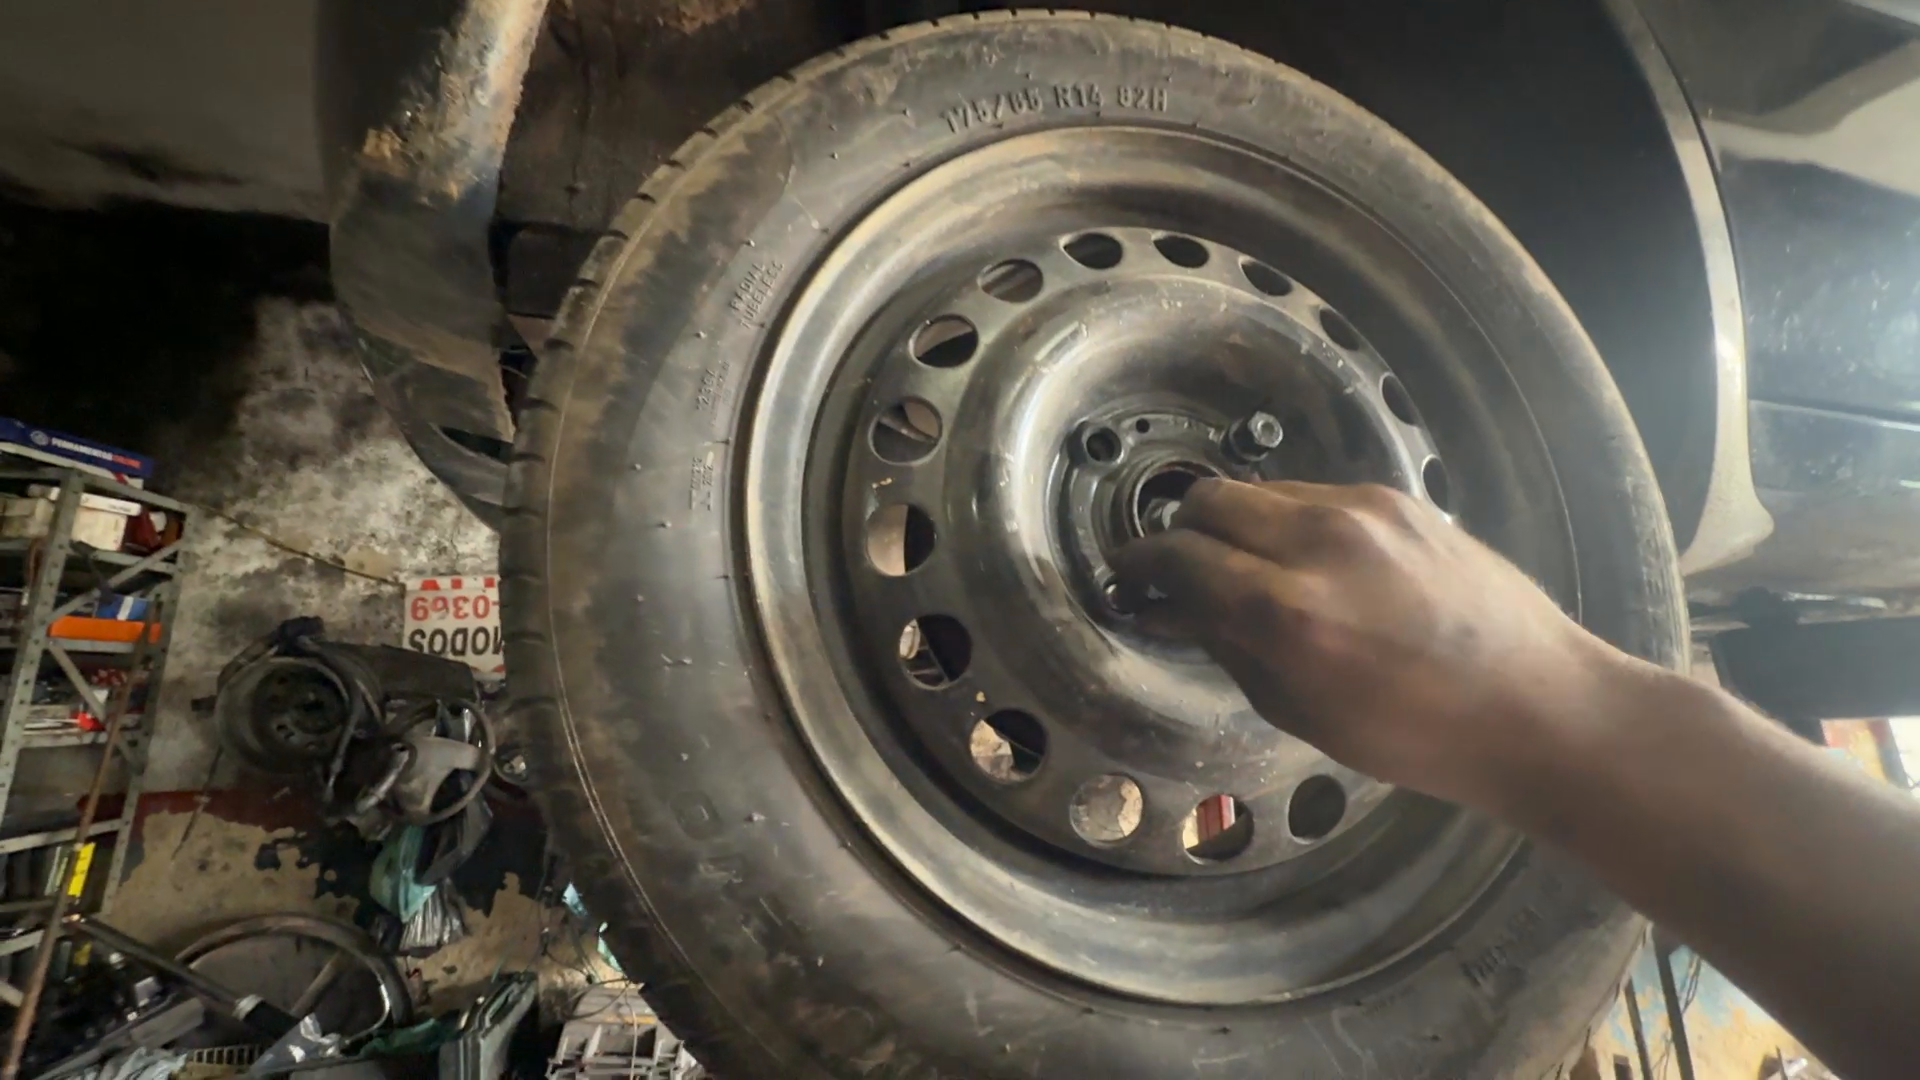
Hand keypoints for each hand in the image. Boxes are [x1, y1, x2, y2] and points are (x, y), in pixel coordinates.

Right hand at [1113, 479, 1623, 810]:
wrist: (1541, 706)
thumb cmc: (1409, 733)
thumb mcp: (1294, 705)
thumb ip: (1219, 641)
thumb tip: (1159, 608)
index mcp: (1285, 609)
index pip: (1178, 554)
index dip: (1139, 561)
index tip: (1127, 574)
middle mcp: (1317, 540)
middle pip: (1206, 499)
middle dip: (1179, 531)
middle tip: (1181, 568)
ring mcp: (1361, 508)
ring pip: (1255, 489)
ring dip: (1233, 525)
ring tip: (1250, 568)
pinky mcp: (1395, 497)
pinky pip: (1308, 493)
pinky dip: (1284, 521)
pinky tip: (1309, 561)